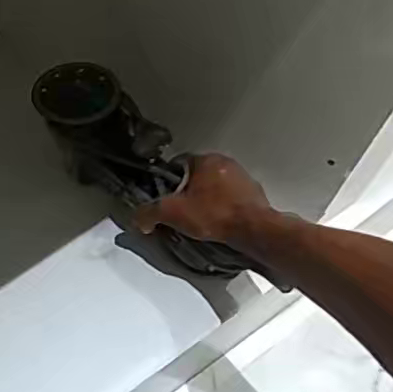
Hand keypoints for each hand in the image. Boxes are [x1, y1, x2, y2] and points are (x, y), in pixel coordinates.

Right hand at [134, 153, 278, 241]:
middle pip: (196, 176)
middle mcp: (227, 163)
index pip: (178, 164)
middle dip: (187, 192)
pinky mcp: (254, 195)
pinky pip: (230, 199)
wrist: (254, 231)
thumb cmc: (214, 215)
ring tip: (198, 220)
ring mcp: (243, 178)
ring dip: (205, 200)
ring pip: (214, 187)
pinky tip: (216, 224)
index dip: (167, 182)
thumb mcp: (171, 213)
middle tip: (179, 211)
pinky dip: (222, 209)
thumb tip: (138, 219)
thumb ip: (149, 213)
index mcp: (206, 160)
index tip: (164, 198)